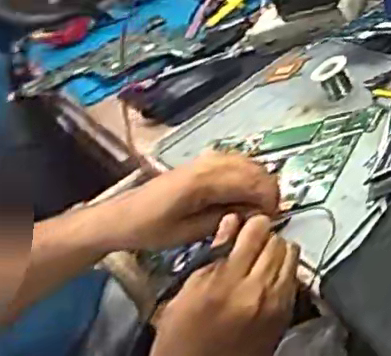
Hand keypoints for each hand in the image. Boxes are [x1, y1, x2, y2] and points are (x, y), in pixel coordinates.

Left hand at [98, 153, 279, 251]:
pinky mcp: (210, 158)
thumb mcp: (185, 234)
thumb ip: (223, 220)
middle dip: (268, 192)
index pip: (255, 183)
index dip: (269, 200)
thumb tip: (253, 214)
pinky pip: (242, 163)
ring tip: (255, 207)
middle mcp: (215, 161)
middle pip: (258, 170)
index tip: (271, 219)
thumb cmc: (148, 230)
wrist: (119, 217)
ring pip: (253, 164)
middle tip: (266, 215)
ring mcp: (213, 157)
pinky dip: (250, 177)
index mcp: (208, 180)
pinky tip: (243, 194)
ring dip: (260, 184)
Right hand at [152, 214, 297, 355]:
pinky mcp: (287, 310)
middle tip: (249, 250)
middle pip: (276, 239)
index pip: (256, 230)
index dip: (251, 224)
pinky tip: (268, 280)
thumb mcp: (181, 302)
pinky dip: (284, 270)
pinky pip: (295, 274)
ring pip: (291, 251)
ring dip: (277, 252)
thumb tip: (233, 220)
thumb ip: (211, 257)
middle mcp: (255, 289)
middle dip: (263, 239)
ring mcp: (275, 300)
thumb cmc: (179, 342)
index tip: (244, 230)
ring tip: (260, 264)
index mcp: (223, 285)